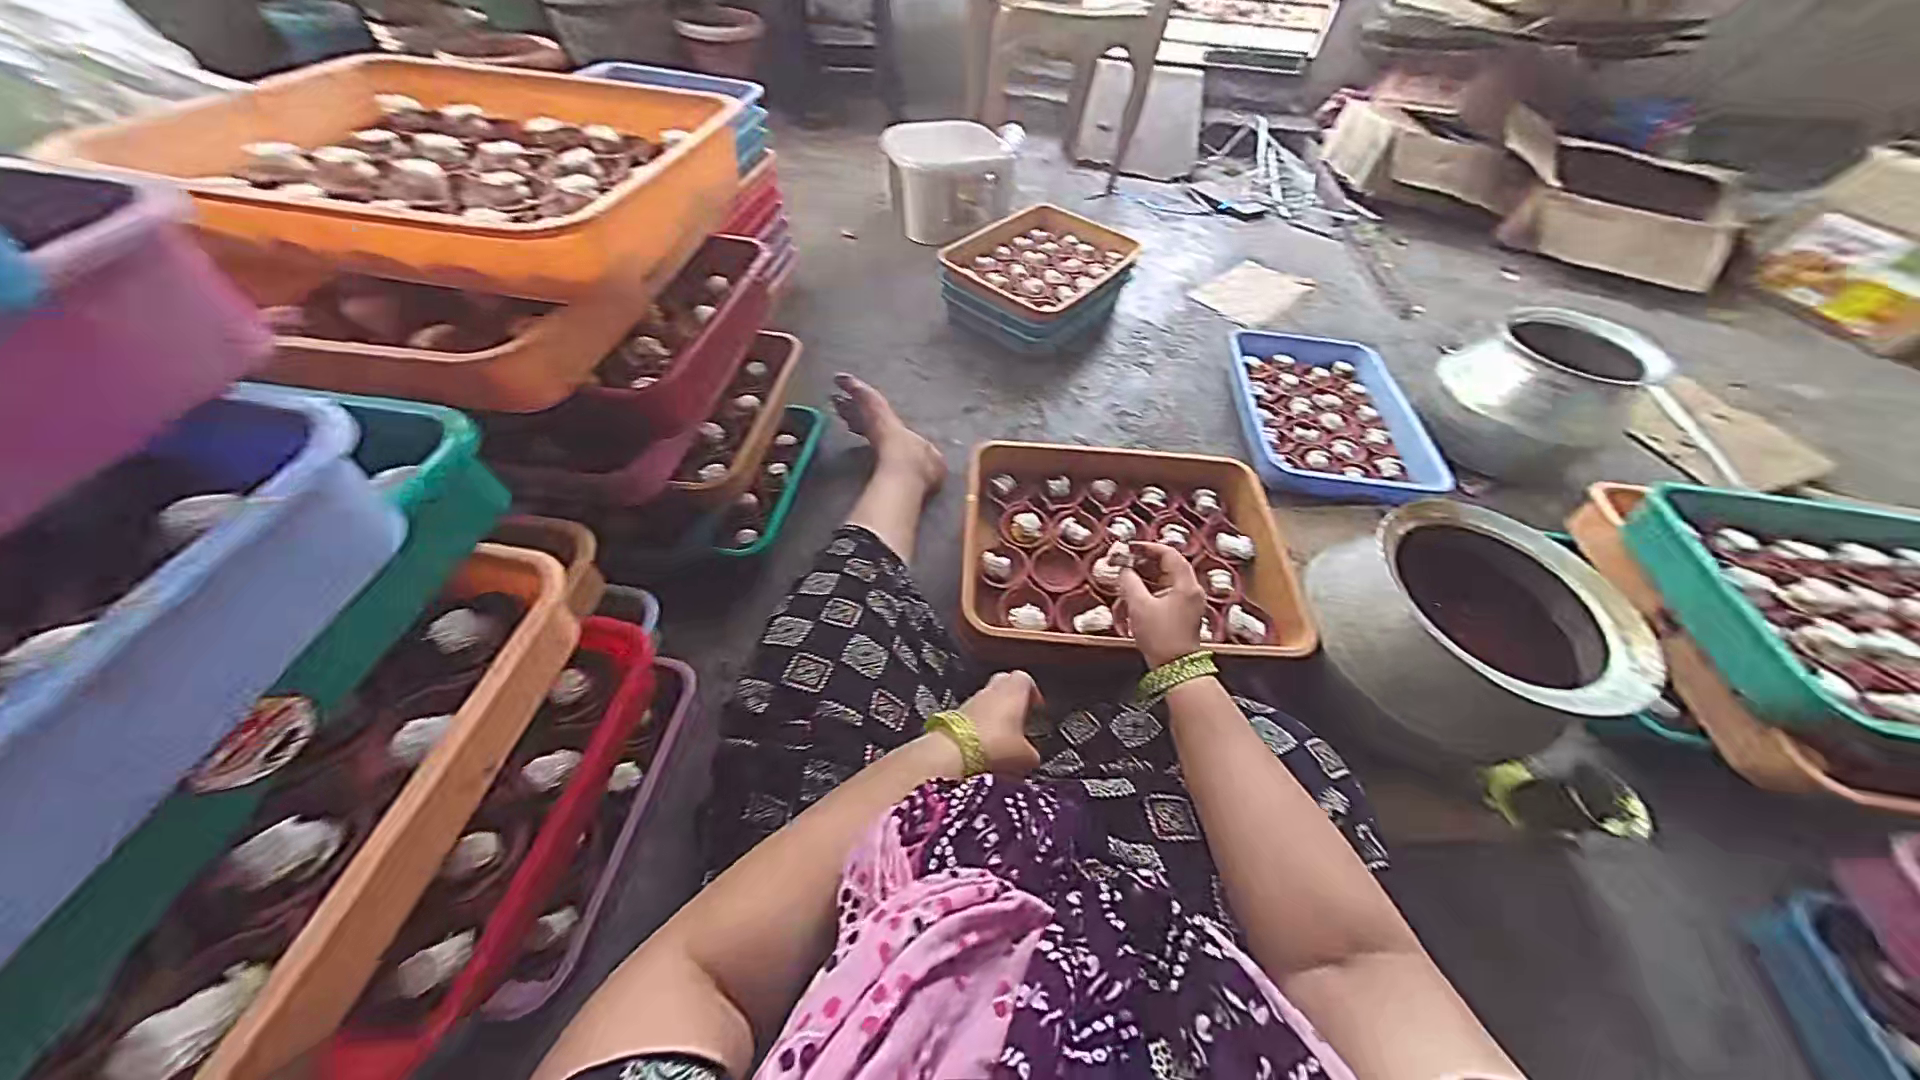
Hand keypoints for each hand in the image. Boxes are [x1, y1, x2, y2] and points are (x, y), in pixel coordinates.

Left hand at [951, 670, 1042, 775]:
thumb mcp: (1025, 757)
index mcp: (1014, 691)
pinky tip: (984, 742)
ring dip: (995, 710)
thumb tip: (1031, 757)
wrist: (954, 751)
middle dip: (1013, 697)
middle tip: (1020, 717)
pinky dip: (979, 722)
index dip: (1032, 693)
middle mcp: (992, 689)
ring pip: (987, 697)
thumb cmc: (995, 746)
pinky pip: (973, 712)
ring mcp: (971, 699)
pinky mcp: (956, 713)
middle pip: (1005, 682)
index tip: (1037, 709)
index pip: (1025, 679)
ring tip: (1002, 734)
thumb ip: (1032, 753)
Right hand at [1118, 542, 1206, 666]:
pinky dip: (1152, 587)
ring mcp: (1189, 602)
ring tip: (1127, 574)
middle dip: (1146, 561)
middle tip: (1126, 560)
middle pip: (1170, 565)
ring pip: (1167, 578)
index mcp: (1186, 585)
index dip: (1148, 547)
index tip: (1130, 548)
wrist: (1175, 668)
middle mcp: (1191, 590)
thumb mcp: (1139, 606)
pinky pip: (1167, 591)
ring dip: (1147, 574)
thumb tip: (1124, 569)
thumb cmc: (1160, 636)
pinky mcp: (1183, 612)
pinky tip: (1136, 591)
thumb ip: (1130, 582)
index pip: (1169, 554)